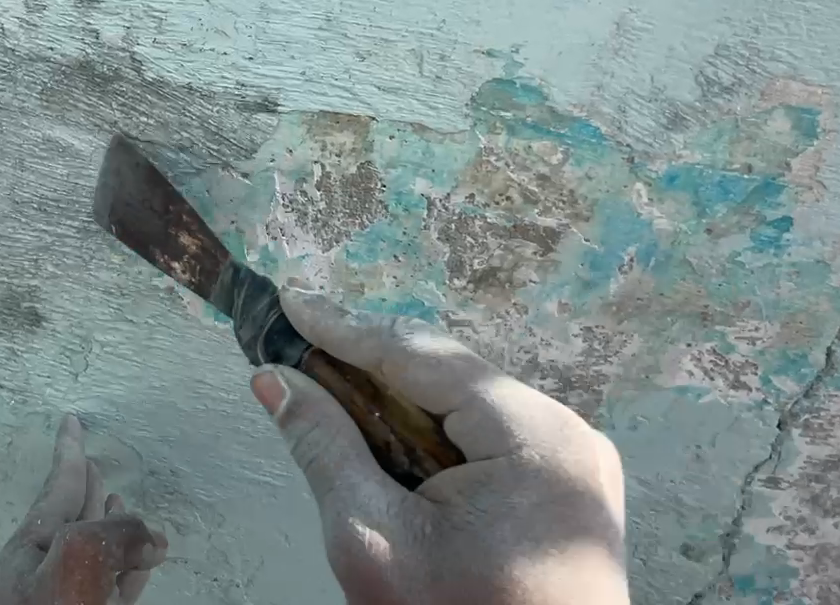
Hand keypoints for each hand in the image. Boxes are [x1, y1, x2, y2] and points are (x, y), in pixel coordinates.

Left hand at [0, 415, 167, 604]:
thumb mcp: (78, 563)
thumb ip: (113, 535)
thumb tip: (153, 536)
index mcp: (25, 553)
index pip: (54, 489)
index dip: (67, 451)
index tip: (70, 419)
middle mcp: (41, 573)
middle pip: (70, 518)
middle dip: (84, 488)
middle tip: (93, 461)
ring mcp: (65, 596)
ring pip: (92, 550)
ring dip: (108, 523)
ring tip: (119, 498)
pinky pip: (109, 580)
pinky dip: (125, 562)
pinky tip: (139, 556)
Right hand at [250, 290, 628, 604]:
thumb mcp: (373, 540)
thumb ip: (323, 444)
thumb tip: (271, 376)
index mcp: (532, 436)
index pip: (416, 356)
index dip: (342, 326)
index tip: (288, 298)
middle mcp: (562, 427)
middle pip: (439, 365)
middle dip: (362, 353)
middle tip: (295, 336)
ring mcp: (568, 451)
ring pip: (454, 388)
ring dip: (387, 382)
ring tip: (325, 369)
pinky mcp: (559, 474)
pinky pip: (475, 419)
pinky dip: (419, 412)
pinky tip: (377, 412)